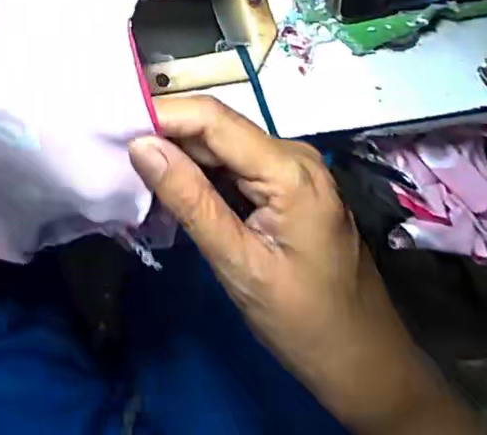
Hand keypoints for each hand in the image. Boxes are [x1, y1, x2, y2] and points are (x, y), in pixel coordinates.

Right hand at [128, 97, 481, 434]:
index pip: (212, 118)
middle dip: (165, 136)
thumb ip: (189, 200)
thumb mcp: (240, 265)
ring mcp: (292, 170)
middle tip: (116, 153)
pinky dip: (199, 174)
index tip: (115, 128)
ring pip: (220, 145)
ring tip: (135, 171)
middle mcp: (293, 156)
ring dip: (179, 155)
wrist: (371, 371)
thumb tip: (139, 144)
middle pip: (215, 127)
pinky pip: (233, 165)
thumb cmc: (308, 326)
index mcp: (290, 170)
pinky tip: (172, 189)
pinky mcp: (285, 187)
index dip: (161, 115)